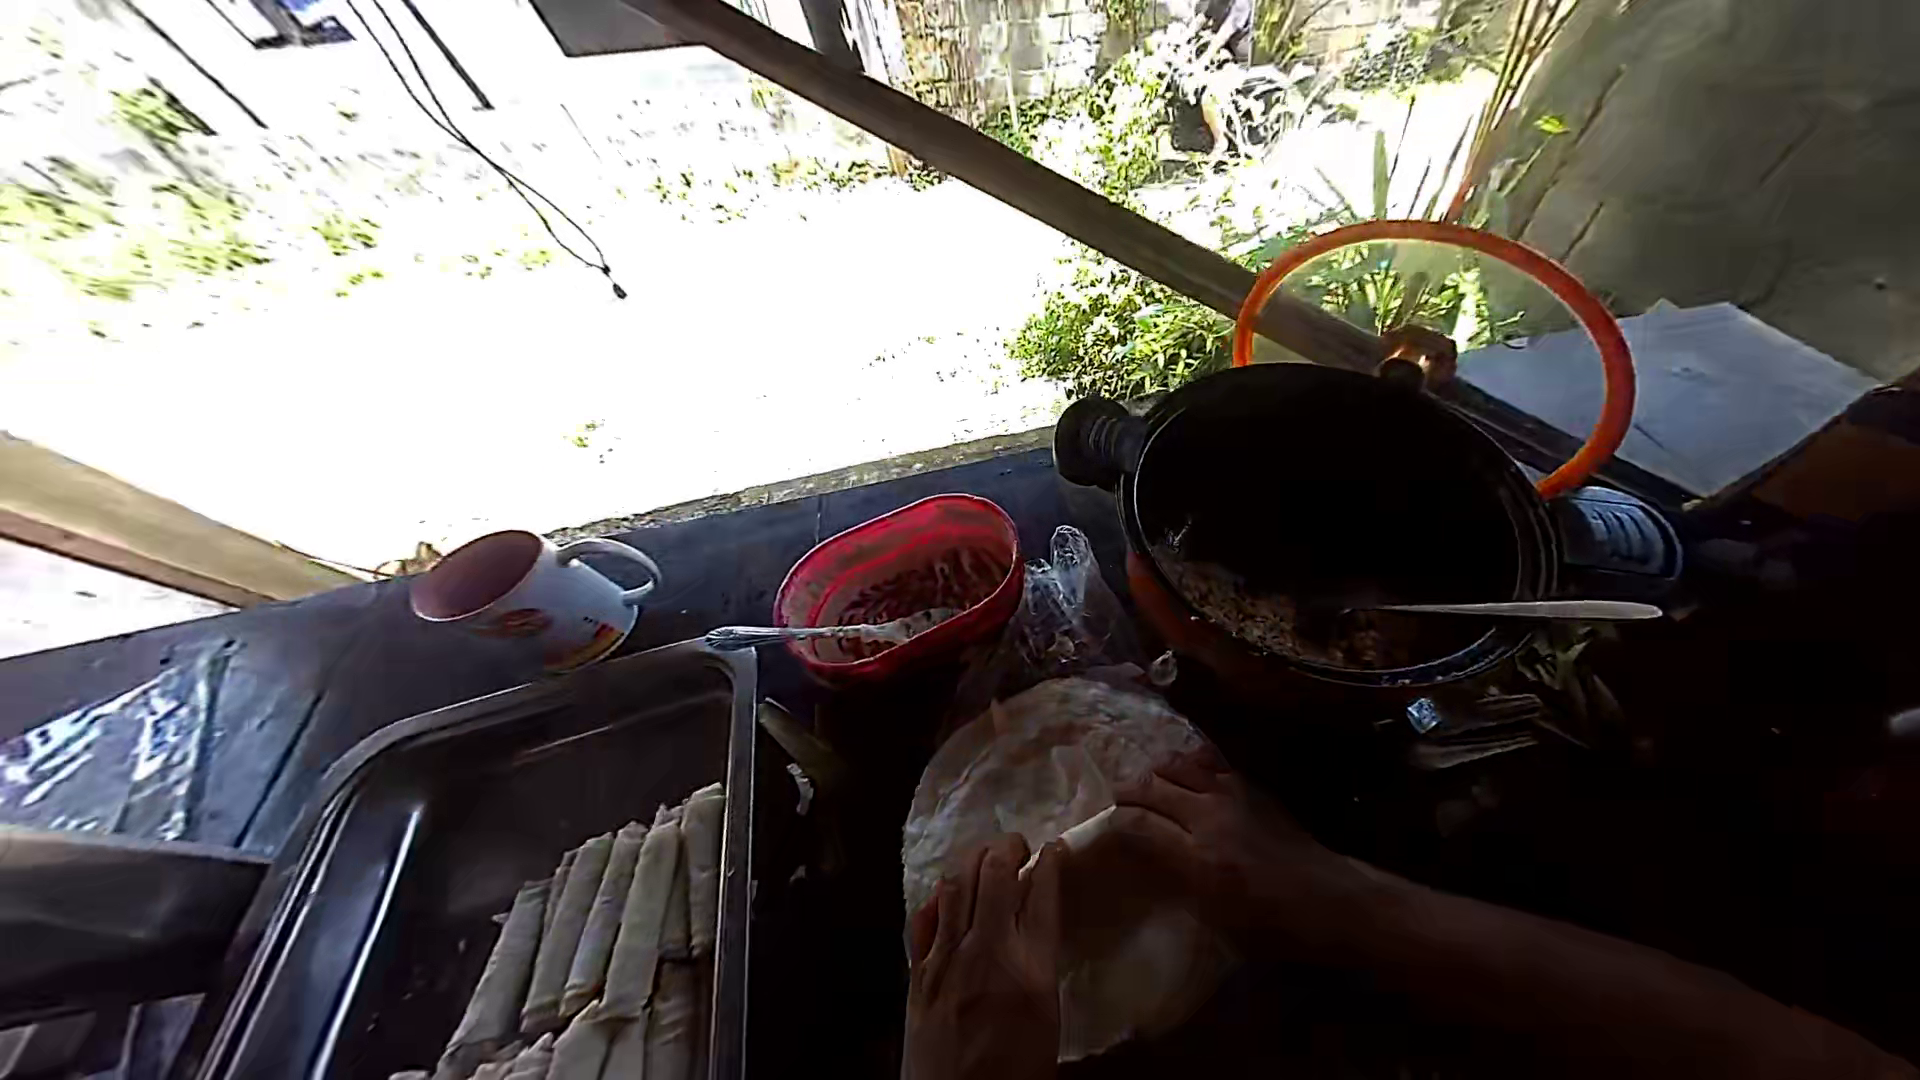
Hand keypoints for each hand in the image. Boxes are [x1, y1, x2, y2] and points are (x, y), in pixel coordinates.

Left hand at [906, 833, 1062, 1079]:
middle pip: (996, 872)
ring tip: (986, 854)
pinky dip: (940, 894)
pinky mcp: (918, 971)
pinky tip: (950, 889)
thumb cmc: (1015, 1076)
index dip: (1051, 862)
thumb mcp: (1046, 1020)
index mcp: (1030, 973)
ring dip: (974, 857)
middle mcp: (987, 954)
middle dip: (1008, 846)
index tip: (1054, 847)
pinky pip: (926, 915)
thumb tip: (1036, 913)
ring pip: (958, 882)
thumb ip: (1041, 962)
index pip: (1043, 895)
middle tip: (1018, 846)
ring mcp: (946, 958)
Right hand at [1104, 743, 1368, 959]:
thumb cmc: (1271, 922)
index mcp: (1200, 858)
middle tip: (1113, 801)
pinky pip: (1203, 763)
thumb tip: (1140, 854)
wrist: (1329, 898)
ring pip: (1173, 765)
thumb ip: (1174, 878)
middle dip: (1124, 792)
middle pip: (1150, 787)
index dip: (1113, 821)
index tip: (1100, 824)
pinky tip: (1179, 775)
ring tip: (1144, 785)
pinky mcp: (1245, 784)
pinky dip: (1184, 766)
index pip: (1139, 824)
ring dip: (1152, 774)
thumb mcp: (1216, 916)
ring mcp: (1229, 795)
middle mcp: (1209, 818)